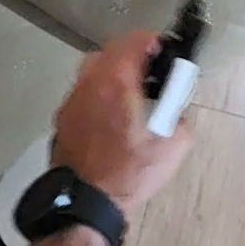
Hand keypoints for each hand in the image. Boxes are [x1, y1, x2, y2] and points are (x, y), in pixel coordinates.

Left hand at [53, 31, 193, 219]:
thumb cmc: (129, 174)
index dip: (153, 41)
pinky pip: (83, 91)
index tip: (165, 50)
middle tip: (152, 70)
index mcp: (116, 82)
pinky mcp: (62, 118)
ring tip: (131, 91)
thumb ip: (182, 119)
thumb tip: (180, 110)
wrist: (86, 203)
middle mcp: (89, 83)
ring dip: (113, 71)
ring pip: (92, 68)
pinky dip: (99, 92)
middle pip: (110, 50)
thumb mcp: (172, 148)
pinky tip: (111, 114)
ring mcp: (72, 100)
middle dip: (133, 54)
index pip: (134, 41)